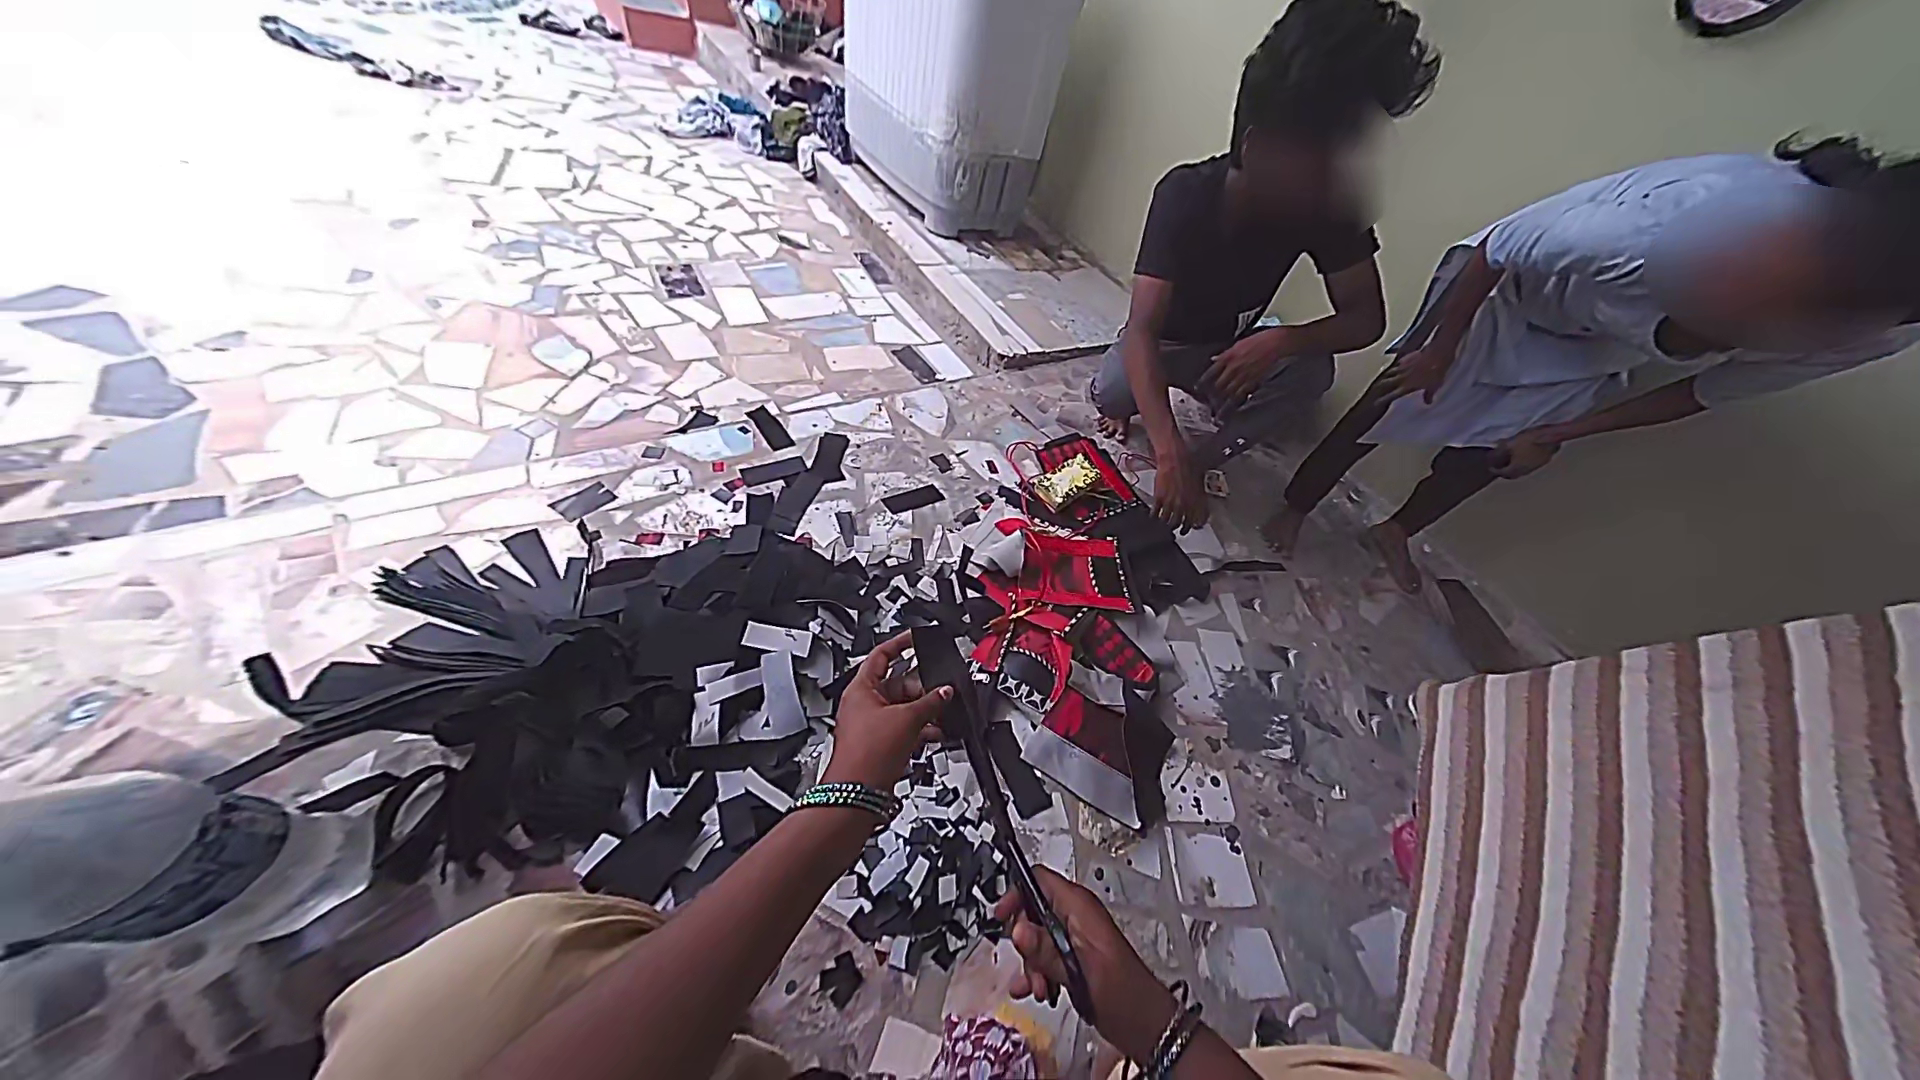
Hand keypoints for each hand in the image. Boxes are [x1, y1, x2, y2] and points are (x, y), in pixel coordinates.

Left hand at [820, 632, 949, 790]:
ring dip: (923, 710)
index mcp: (861, 689)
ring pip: (903, 707)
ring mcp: (872, 724)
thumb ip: (930, 702)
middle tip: (941, 689)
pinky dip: (919, 728)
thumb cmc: (867, 755)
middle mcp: (864, 704)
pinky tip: (934, 733)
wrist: (858, 794)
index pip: (882, 654)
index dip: (901, 644)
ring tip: (941, 713)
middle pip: (898, 683)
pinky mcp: (880, 743)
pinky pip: (903, 727)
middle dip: (921, 687)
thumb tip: (944, 692)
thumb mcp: (907, 719)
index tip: (916, 638)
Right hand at [995, 868, 1176, 1062]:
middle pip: (1033, 907)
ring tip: (1037, 984)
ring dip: (1031, 960)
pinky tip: (1037, 987)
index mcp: (1078, 906)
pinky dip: (1038, 969)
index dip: (1016, 892)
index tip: (1002, 914)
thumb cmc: (1124, 994)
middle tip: (1027, 962)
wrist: (1145, 1025)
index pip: (1038, 878)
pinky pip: (1046, 951)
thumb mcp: (1078, 971)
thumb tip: (1018, 929)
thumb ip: (1046, 949)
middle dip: (1024, 938)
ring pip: (1037, 933)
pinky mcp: (1074, 952)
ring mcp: (1075, 933)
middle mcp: (1076, 914)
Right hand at [1151, 443, 1208, 531]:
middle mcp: (1186, 504)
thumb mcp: (1199, 482)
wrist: (1175, 458)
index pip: (1199, 520)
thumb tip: (1197, 504)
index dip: (1197, 525)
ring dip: (1167, 525)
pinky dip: (1155, 517)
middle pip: (1183, 524)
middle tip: (1180, 530)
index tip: (1194, 526)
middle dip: (1182, 529)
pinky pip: (1157, 513)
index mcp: (1198, 500)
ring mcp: (1172, 503)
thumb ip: (1198, 496)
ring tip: (1165, 525)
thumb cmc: (1188, 465)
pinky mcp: (1160, 499)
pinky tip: (1154, 517)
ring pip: (1169, 522)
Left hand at [1203, 329, 1286, 402]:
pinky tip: (1231, 408)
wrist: (1279, 343)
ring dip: (1221, 403)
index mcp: (1228, 357)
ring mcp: (1242, 376)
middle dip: (1212, 396)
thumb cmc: (1262, 340)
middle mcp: (1233, 368)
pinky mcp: (1253, 382)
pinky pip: (1240, 395)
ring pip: (1227, 393)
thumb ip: (1225, 354)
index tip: (1198, 389)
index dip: (1202, 383)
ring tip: (1217, 413)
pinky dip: (1234, 403)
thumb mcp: (1239, 344)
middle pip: (1217, 386)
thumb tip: (1214, 359)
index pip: (1210, 373)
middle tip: (1209, 403)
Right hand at [1376, 340, 1456, 403]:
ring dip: (1383, 377)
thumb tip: (1428, 402)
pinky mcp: (1404, 359)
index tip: (1376, 403)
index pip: (1390, 395)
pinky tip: (1394, 368)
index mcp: (1406, 386)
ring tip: (1381, 380)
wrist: (1438, 352)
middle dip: (1378, 388)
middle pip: (1384, 384)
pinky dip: (1393, 367)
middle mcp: (1400, 378)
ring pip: (1387, 374)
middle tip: (1374, 391)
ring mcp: (1401, 367)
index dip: (1382, 400)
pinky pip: (1395, 364)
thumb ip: (1429, 394)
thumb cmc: (1437, 370)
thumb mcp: (1435, 385)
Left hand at [1491, 429, 1561, 477]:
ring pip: (1523, 471)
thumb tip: (1492, 453)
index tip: (1490, 467)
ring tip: (1510, 462)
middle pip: (1513, 475)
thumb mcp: (1508, 444)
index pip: (1502, 473)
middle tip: (1500, 466)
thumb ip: (1499, 450)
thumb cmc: (1528, 440)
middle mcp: (1527, 471)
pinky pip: (1531, 465)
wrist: (1553, 435)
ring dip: (1515, 468)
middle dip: (1505, 472)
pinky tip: (1523, 457)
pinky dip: (1524, 463)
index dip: (1495, 470)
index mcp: (1516, 468)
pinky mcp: (1545, 460)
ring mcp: (1537, 466)